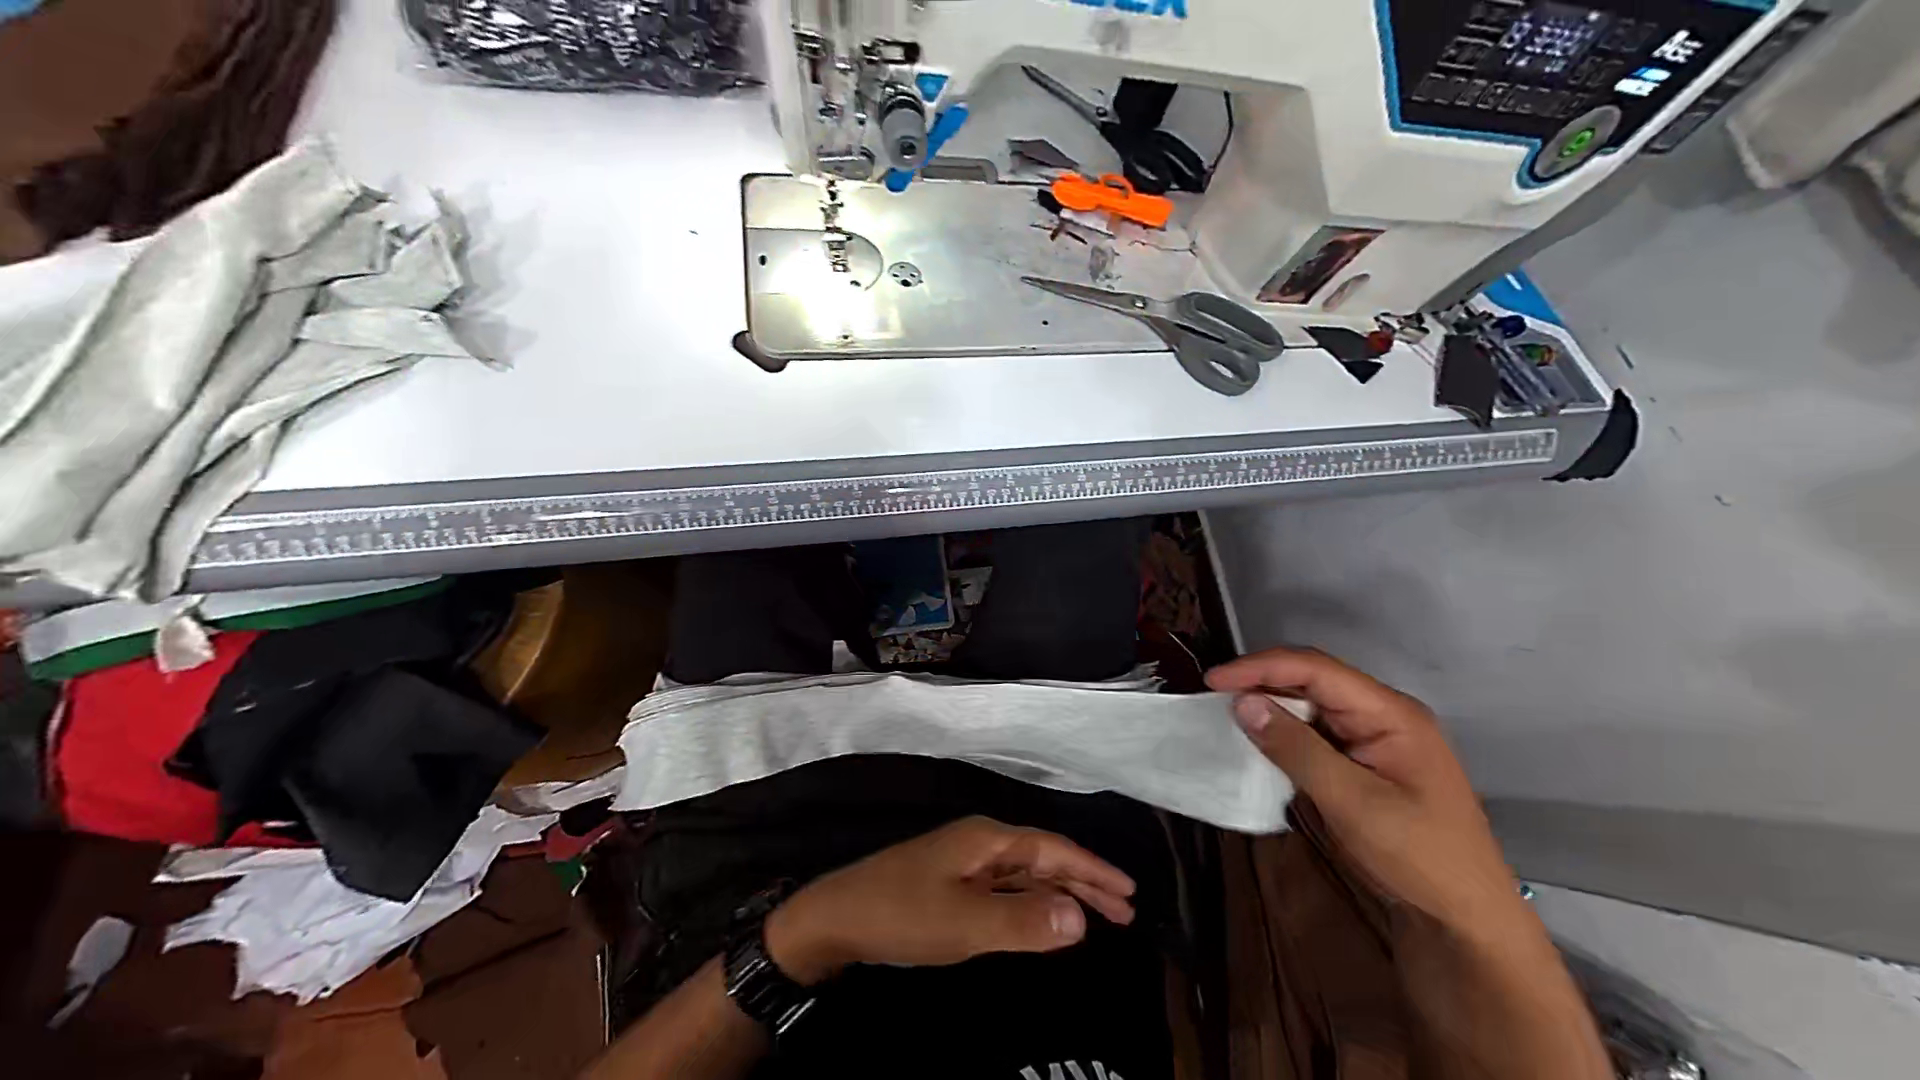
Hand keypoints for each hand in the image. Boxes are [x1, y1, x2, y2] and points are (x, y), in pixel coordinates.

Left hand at [763, 816, 1136, 985]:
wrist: (836, 917)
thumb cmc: (901, 914)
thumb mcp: (965, 924)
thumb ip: (1023, 923)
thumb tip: (1082, 918)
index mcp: (987, 840)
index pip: (1053, 850)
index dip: (1092, 869)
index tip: (1129, 892)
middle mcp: (980, 843)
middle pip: (1044, 859)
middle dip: (1085, 882)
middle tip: (1125, 911)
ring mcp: (964, 862)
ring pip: (1026, 875)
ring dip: (1061, 894)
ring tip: (1098, 916)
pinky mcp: (952, 883)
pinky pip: (1007, 889)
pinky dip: (1033, 903)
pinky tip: (1042, 918)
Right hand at [1207, 647, 1523, 933]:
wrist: (1464, 920)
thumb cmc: (1418, 857)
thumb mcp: (1353, 803)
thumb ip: (1296, 749)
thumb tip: (1242, 703)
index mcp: (1390, 713)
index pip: (1316, 669)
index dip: (1260, 667)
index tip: (1213, 681)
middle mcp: (1383, 715)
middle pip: (1313, 679)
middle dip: (1262, 680)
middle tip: (1213, 695)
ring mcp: (1374, 738)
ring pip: (1311, 704)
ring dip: (1270, 705)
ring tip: (1227, 713)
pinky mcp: (1363, 761)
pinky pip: (1315, 731)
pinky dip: (1283, 731)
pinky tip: (1259, 740)